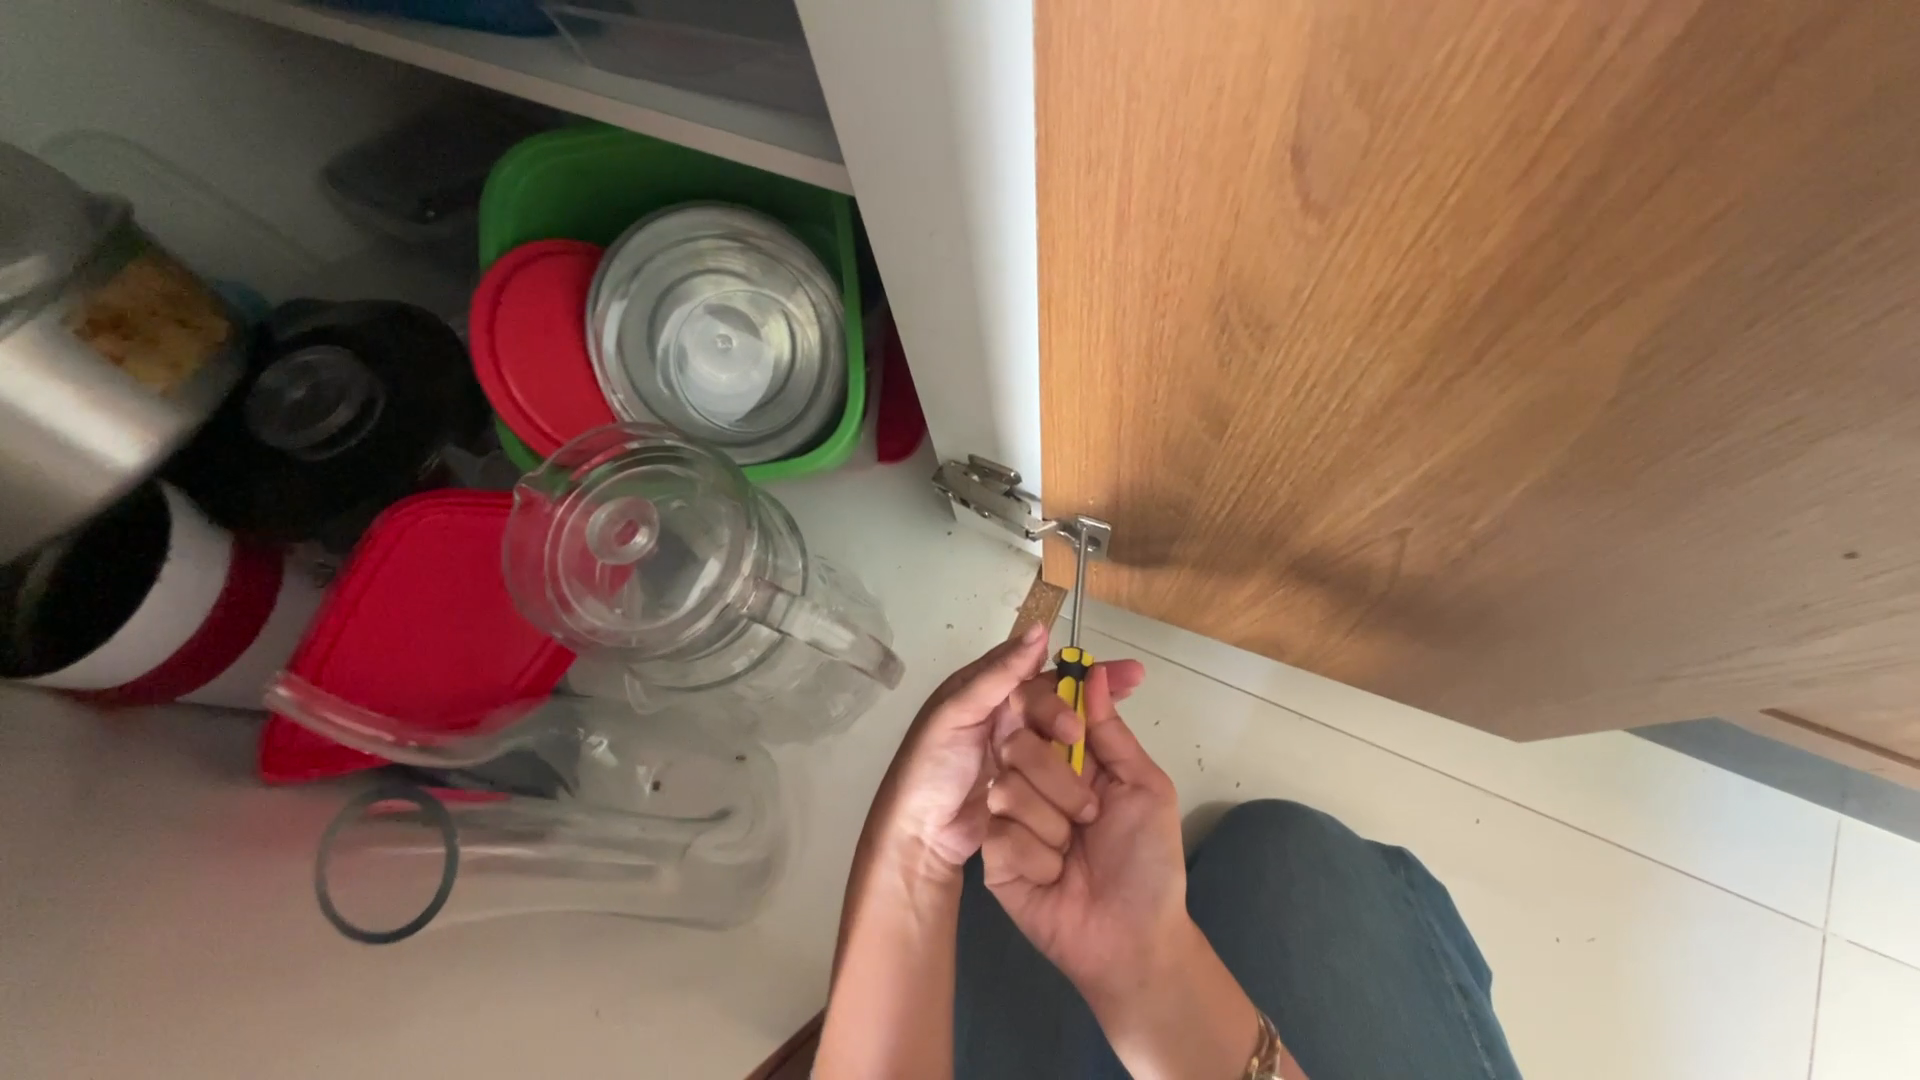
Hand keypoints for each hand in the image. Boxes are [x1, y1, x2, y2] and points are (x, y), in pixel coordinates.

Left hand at [872, 625, 1144, 872]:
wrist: (916, 835)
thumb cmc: (930, 767)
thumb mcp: (956, 712)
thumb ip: (997, 674)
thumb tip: (1040, 631)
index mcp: (985, 687)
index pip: (1041, 670)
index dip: (1083, 671)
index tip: (1128, 675)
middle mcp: (1003, 713)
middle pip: (1057, 701)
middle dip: (1085, 706)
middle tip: (1093, 727)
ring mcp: (1016, 749)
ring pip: (1061, 733)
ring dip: (1089, 735)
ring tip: (1109, 745)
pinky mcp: (1025, 783)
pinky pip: (1058, 765)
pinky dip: (1081, 762)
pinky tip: (1103, 767)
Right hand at [980, 663, 1188, 992]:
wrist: (1133, 936)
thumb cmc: (1147, 861)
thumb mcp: (1144, 787)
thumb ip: (1112, 731)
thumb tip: (1096, 672)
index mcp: (1067, 758)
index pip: (1040, 712)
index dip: (1049, 710)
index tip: (1071, 729)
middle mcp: (1032, 779)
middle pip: (1018, 743)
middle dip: (1062, 782)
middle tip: (1090, 816)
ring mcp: (1008, 817)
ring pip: (1007, 787)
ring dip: (1053, 824)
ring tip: (1073, 851)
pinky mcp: (992, 854)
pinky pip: (1002, 833)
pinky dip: (1040, 857)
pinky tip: (1053, 876)